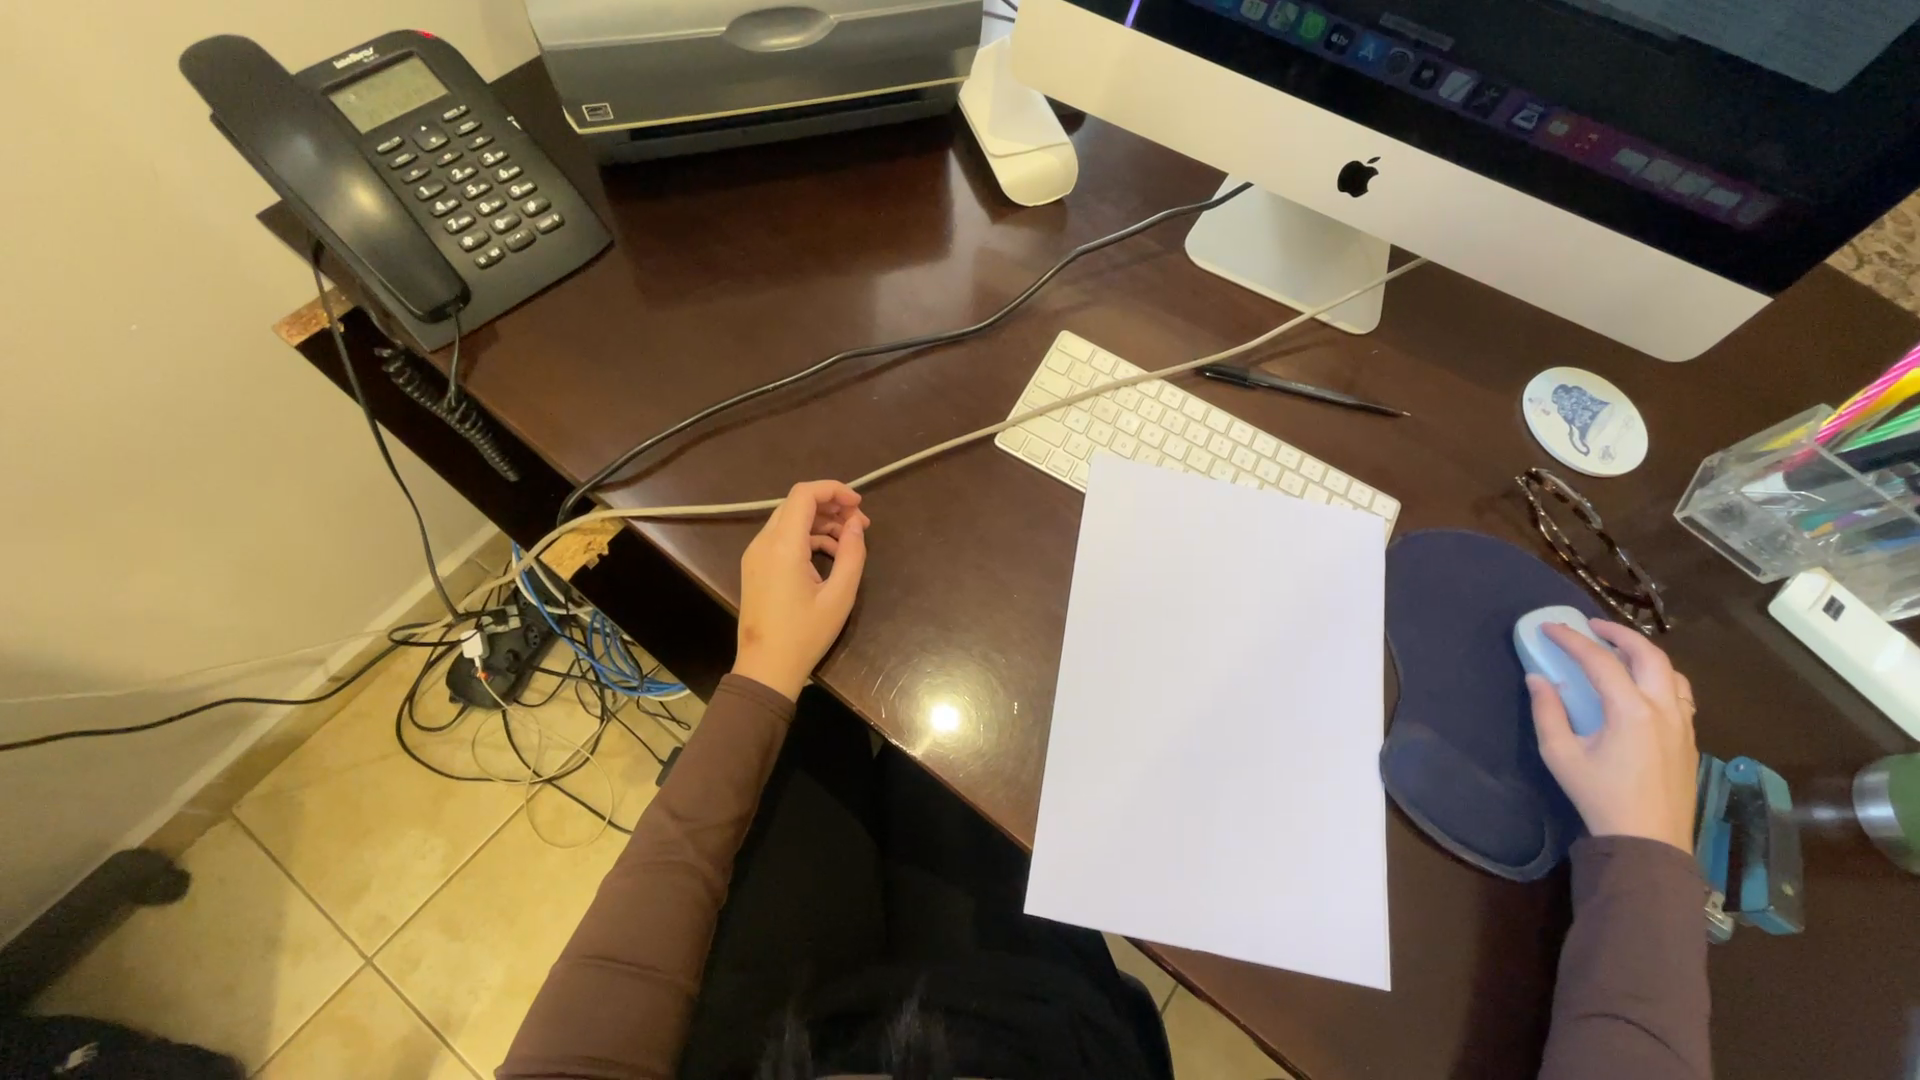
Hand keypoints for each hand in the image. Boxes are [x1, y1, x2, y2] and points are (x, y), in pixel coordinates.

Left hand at [731, 481, 870, 700]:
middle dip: (830, 506)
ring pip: (789, 520)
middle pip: (796, 504)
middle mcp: (763, 543)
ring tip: (849, 542)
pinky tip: (830, 556)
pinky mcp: (755, 567)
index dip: (834, 490)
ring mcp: (755, 555)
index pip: (804, 495)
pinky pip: (781, 538)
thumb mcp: (840, 596)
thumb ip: (852, 554)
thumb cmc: (805, 634)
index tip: (859, 505)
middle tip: (860, 524)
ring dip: (820, 523)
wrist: (766, 668)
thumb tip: (856, 525)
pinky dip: (806, 538)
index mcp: (783, 546)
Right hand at [1526, 619, 1697, 852]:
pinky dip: (1659, 676)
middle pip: (1649, 655)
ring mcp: (1683, 723)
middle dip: (1618, 633)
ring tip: (1617, 650)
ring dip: (1643, 653)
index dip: (1571, 639)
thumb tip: (1539, 678)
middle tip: (1590, 626)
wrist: (1648, 839)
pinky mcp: (1689, 738)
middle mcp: (1664, 710)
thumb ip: (1548, 711)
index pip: (1599, 661)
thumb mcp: (1560, 754)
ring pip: (1671, 672)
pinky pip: (1680, 693)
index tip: (1549, 628)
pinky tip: (1640, 684)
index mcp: (1631, 711)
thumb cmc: (1599, 795)